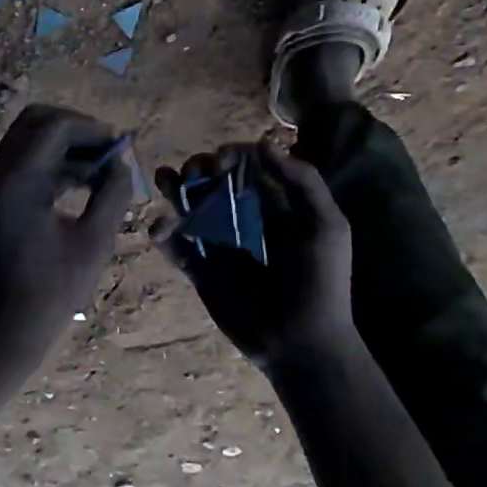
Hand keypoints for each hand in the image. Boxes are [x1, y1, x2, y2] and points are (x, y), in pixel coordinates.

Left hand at [0, 105, 134, 363]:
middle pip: (36, 121)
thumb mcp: (95, 239)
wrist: (10, 324)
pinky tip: (84, 184)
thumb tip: (123, 161)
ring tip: (103, 170)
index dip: (92, 130)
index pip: (55, 127)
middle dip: (75, 129)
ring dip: (66, 146)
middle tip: (107, 150)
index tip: (120, 147)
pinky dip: (53, 163)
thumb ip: (113, 192)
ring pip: (29, 139)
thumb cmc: (55, 287)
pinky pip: (25, 161)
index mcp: (18, 180)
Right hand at [153, 142, 355, 364]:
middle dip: (199, 168)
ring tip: (166, 181)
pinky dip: (163, 234)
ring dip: (173, 188)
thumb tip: (265, 143)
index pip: (246, 167)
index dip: (231, 155)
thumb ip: (302, 181)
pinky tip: (160, 228)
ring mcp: (219, 244)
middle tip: (197, 175)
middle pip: (211, 181)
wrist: (302, 343)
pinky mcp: (201, 270)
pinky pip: (175, 247)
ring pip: (188, 207)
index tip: (222, 159)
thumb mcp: (326, 226)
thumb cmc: (321, 282)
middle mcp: (242, 219)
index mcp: (273, 206)